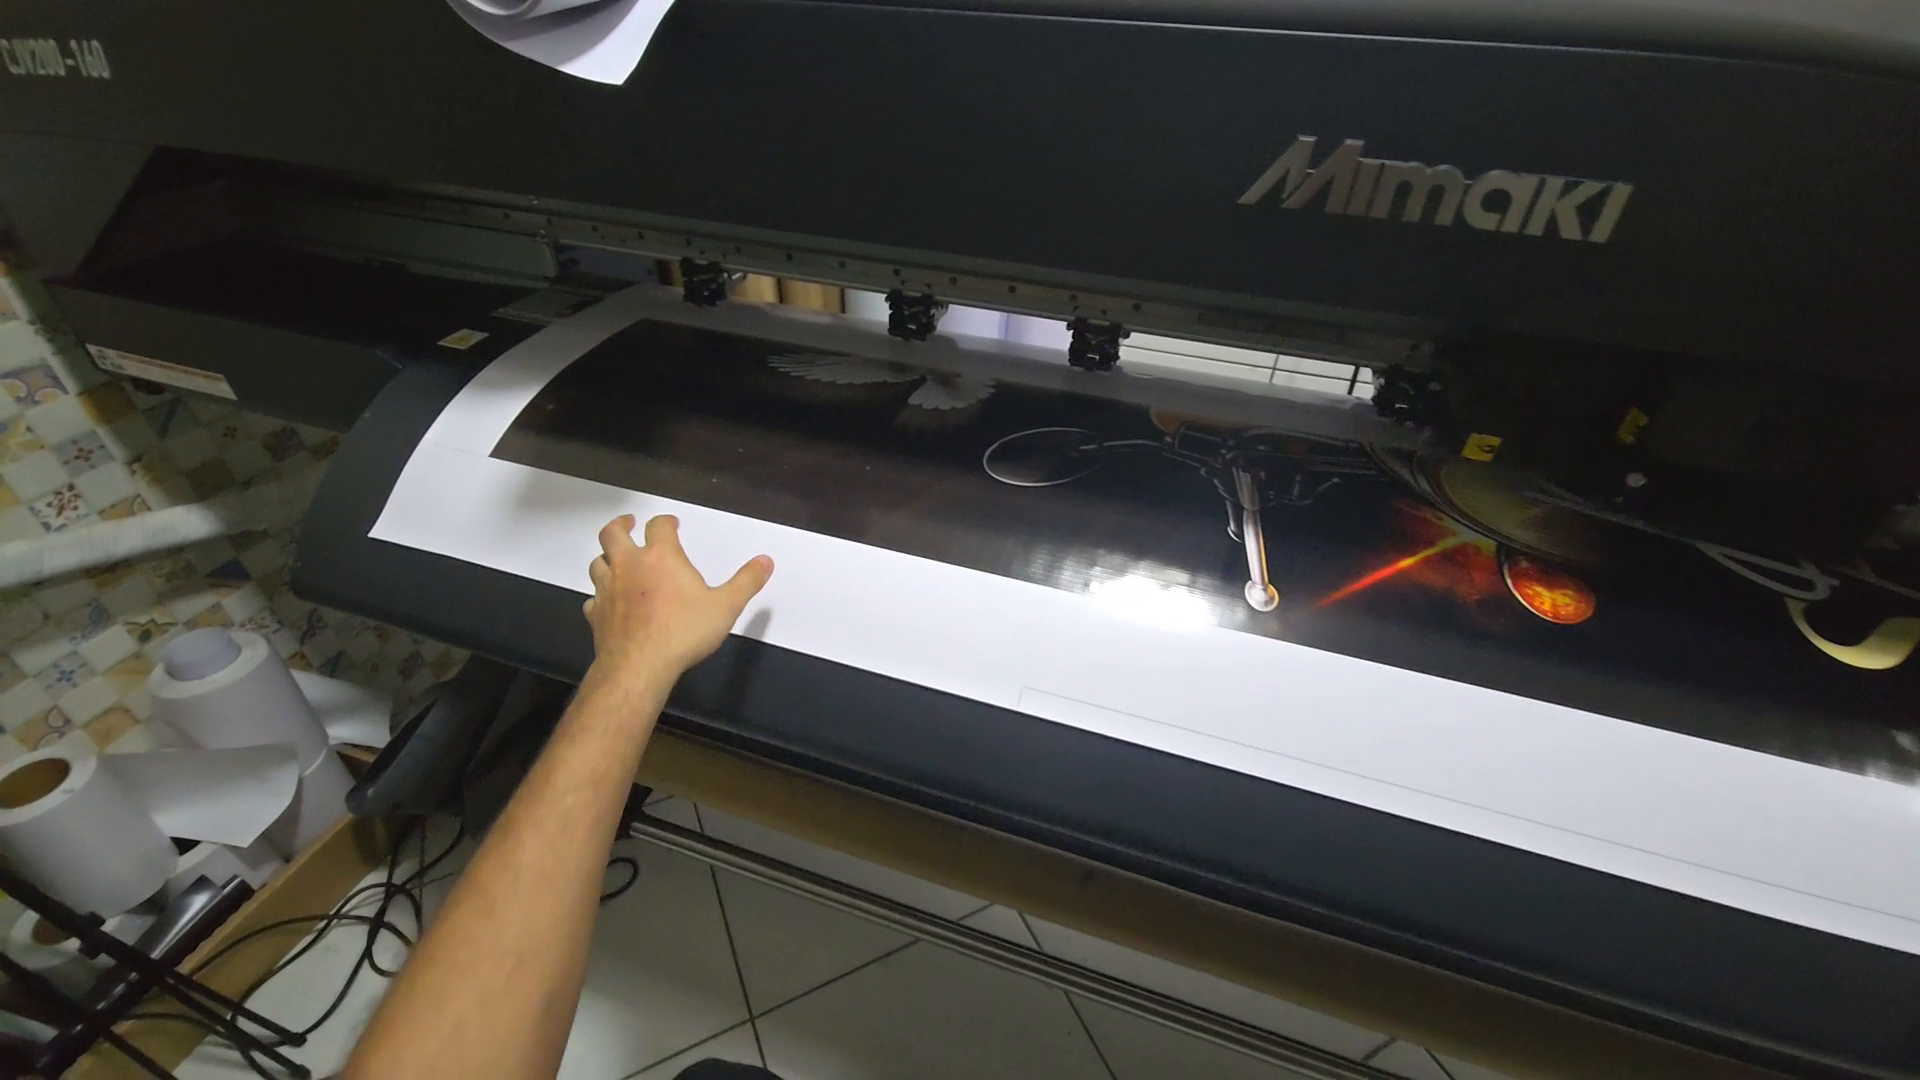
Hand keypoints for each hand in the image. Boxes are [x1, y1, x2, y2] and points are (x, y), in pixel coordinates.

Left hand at [584, 514, 772, 686]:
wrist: (639, 667)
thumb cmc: (685, 631)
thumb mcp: (726, 606)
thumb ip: (747, 581)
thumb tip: (766, 560)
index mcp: (661, 557)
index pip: (659, 526)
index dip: (666, 521)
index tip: (672, 524)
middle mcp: (629, 565)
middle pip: (613, 534)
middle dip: (621, 525)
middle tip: (629, 524)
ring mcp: (608, 590)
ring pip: (597, 563)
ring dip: (606, 557)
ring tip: (616, 559)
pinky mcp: (597, 615)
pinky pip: (593, 598)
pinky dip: (601, 594)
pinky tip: (609, 602)